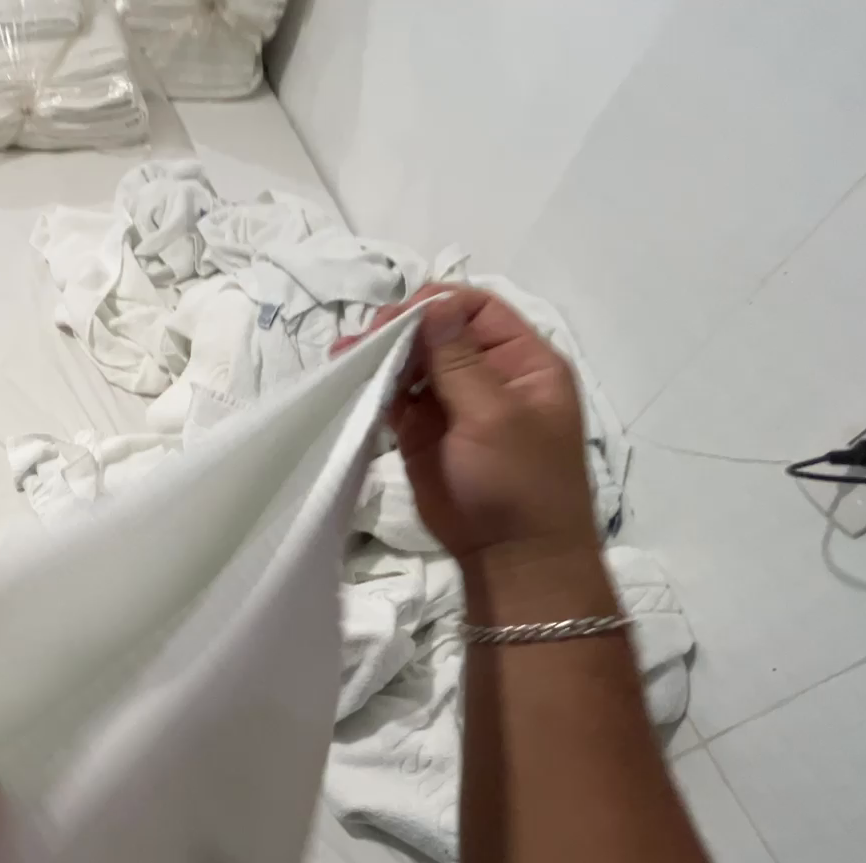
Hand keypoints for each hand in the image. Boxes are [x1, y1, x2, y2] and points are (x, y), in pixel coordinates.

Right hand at [365, 286, 601, 570]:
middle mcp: (486, 375)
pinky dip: (372, 389)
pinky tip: (349, 383)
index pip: (476, 310)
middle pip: (437, 332)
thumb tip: (434, 306)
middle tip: (361, 343)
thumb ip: (460, 361)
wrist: (509, 553)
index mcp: (521, 362)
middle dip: (399, 331)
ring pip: (411, 364)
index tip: (392, 323)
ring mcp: (450, 404)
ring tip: (343, 359)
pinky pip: (394, 399)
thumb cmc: (516, 482)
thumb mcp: (493, 415)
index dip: (434, 307)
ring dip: (379, 358)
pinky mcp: (420, 432)